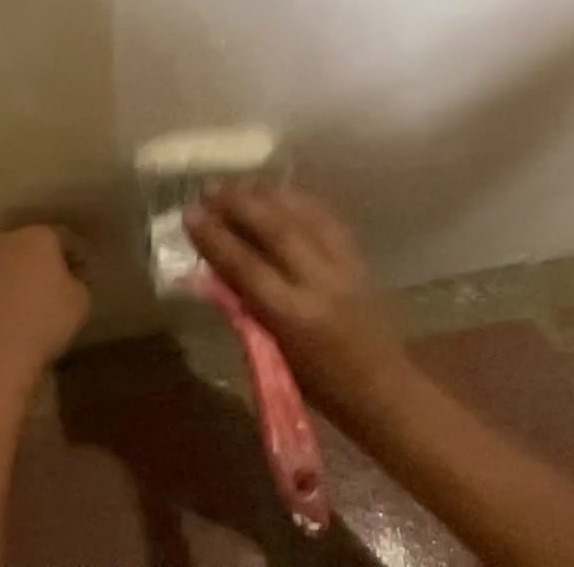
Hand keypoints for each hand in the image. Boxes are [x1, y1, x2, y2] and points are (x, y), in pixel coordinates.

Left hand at [0, 225, 89, 386]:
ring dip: (12, 279)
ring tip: (22, 307)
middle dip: (42, 263)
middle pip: (28, 247)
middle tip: (54, 287)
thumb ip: (77, 282)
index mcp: (37, 238)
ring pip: (0, 266)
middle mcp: (2, 242)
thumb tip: (68, 280)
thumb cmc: (41, 326)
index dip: (79, 254)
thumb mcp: (80, 303)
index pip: (65, 237)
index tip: (86, 273)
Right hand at [187, 185, 407, 413]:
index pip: (244, 264)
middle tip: (209, 188)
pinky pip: (325, 215)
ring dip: (266, 193)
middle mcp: (319, 281)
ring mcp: (344, 264)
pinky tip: (278, 192)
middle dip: (238, 203)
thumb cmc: (318, 385)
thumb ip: (244, 306)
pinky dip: (297, 199)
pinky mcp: (360, 256)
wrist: (384, 391)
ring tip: (237, 184)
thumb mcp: (271, 351)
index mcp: (292, 315)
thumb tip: (212, 270)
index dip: (214, 236)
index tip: (189, 214)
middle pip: (275, 226)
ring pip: (302, 212)